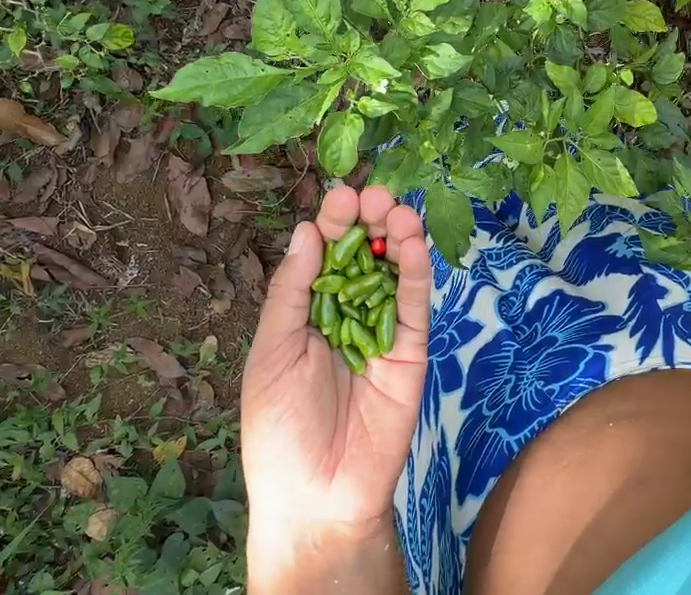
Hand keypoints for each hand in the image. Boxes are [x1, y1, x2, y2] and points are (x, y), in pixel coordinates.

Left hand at [240, 184, 431, 590]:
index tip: (343, 194)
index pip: (327, 255)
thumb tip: (307, 231)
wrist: (315, 495)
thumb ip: (293, 292)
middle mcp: (349, 312)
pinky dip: (417, 274)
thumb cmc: (279, 426)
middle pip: (366, 255)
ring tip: (398, 211)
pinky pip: (416, 305)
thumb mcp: (273, 353)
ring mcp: (384, 329)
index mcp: (311, 310)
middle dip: (372, 222)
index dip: (335, 223)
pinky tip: (413, 246)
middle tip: (378, 195)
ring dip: (399, 238)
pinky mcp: (411, 350)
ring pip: (396, 273)